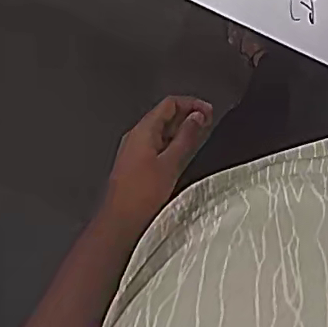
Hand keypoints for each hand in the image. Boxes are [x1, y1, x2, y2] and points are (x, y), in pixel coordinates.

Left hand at [101, 96, 213, 229]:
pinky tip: (182, 152)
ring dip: (180, 129)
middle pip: (164, 114)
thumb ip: (186, 136)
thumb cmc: (142, 194)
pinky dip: (172, 141)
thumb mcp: (171, 163)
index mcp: (143, 130)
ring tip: (199, 135)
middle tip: (207, 122)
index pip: (169, 103)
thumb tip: (197, 117)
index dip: (191, 103)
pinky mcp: (134, 163)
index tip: (209, 111)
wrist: (119, 222)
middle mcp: (136, 135)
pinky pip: (155, 143)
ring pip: (160, 129)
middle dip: (187, 114)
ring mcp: (133, 149)